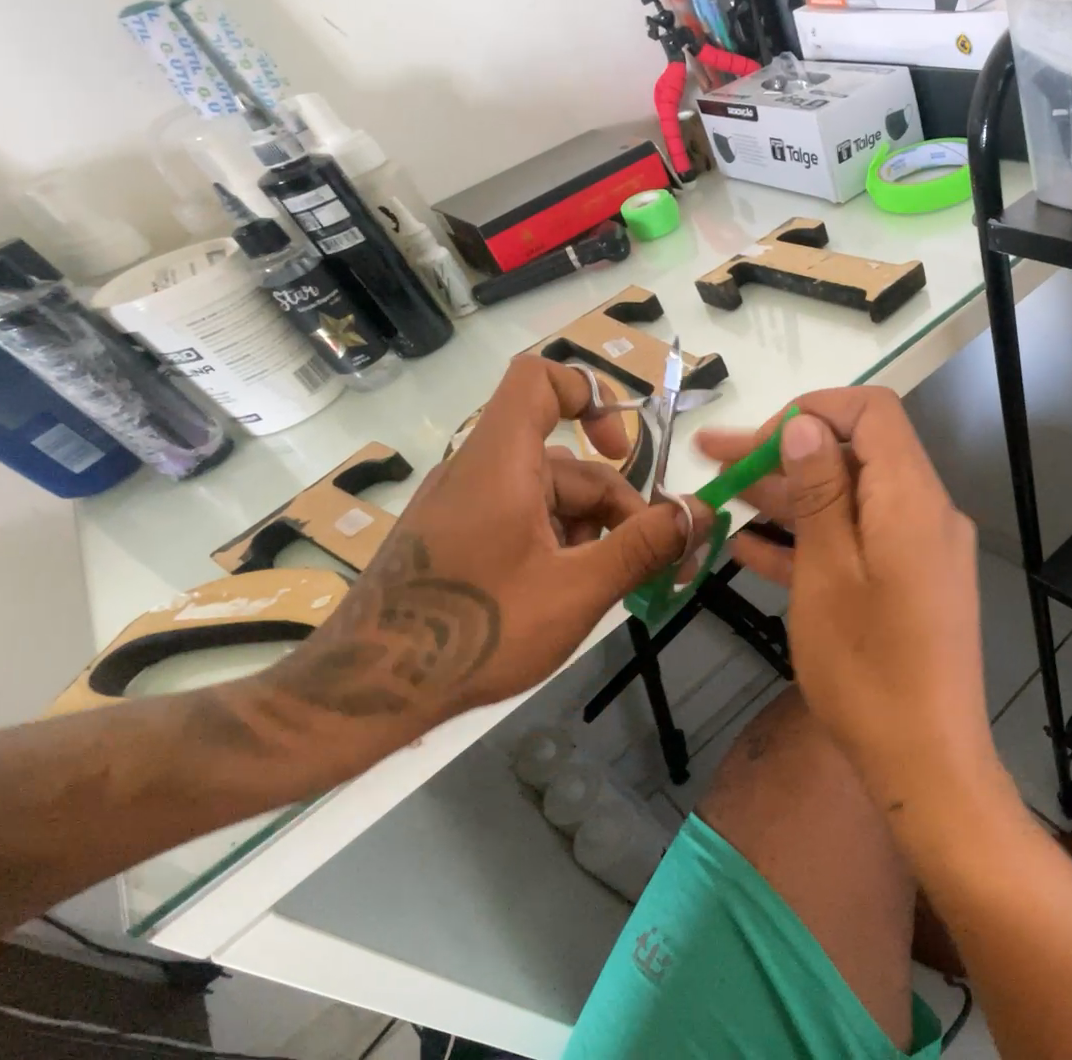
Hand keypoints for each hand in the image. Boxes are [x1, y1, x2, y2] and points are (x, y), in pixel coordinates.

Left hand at [271, 356, 710, 726]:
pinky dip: (560, 548)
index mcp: (500, 464)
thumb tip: (701, 512)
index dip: (591, 394)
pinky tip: (574, 595)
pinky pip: (523, 524)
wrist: (371, 689)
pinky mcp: (455, 541)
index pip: (539, 381)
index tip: (624, 451)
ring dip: (595, 536)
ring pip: (550, 501)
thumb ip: (644, 546)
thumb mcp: (578, 590)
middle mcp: (479, 474)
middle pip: (567, 464)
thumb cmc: (477, 631)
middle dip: (621, 510)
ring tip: (616, 590)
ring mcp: (464, 510)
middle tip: (661, 565)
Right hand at [696, 387, 994, 803]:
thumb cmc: (867, 668)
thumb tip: (806, 425)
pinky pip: (859, 547)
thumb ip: (819, 492)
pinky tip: (751, 549)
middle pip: (855, 458)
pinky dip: (811, 543)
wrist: (925, 760)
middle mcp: (926, 514)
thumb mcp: (828, 572)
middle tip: (713, 462)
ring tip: (719, 500)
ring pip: (850, 505)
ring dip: (790, 501)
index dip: (813, 410)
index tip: (756, 437)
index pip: (873, 413)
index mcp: (913, 499)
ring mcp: (920, 554)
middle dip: (784, 456)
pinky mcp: (911, 588)